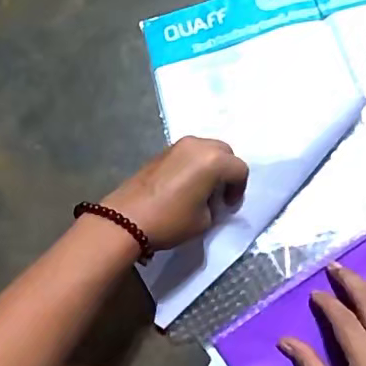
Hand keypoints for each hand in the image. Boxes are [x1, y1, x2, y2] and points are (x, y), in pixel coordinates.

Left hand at [100, 137, 248, 250]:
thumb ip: (215, 204)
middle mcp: (198, 145)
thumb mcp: (204, 220)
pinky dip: (194, 165)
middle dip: (227, 173)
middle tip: (219, 195)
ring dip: (210, 166)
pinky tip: (185, 185)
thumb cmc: (170, 220)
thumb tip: (211, 199)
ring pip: (206, 150)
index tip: (227, 206)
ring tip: (202, 190)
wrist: (125, 219)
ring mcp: (178, 145)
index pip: (240, 170)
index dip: (238, 189)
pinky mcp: (162, 151)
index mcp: (214, 160)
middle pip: (225, 153)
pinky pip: (189, 153)